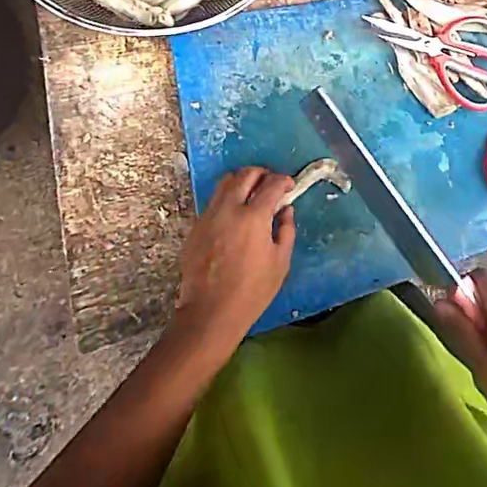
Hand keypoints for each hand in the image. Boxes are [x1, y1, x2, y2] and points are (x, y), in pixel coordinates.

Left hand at [172, 166, 295, 351]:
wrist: (210, 312)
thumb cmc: (251, 291)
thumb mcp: (280, 263)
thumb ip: (286, 230)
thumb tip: (286, 210)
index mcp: (253, 217)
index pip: (271, 184)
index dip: (284, 180)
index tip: (289, 185)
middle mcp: (229, 208)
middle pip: (246, 174)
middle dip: (262, 173)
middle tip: (271, 183)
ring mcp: (209, 215)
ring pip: (225, 182)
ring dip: (242, 181)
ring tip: (252, 192)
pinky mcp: (197, 226)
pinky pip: (214, 201)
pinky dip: (228, 198)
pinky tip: (235, 215)